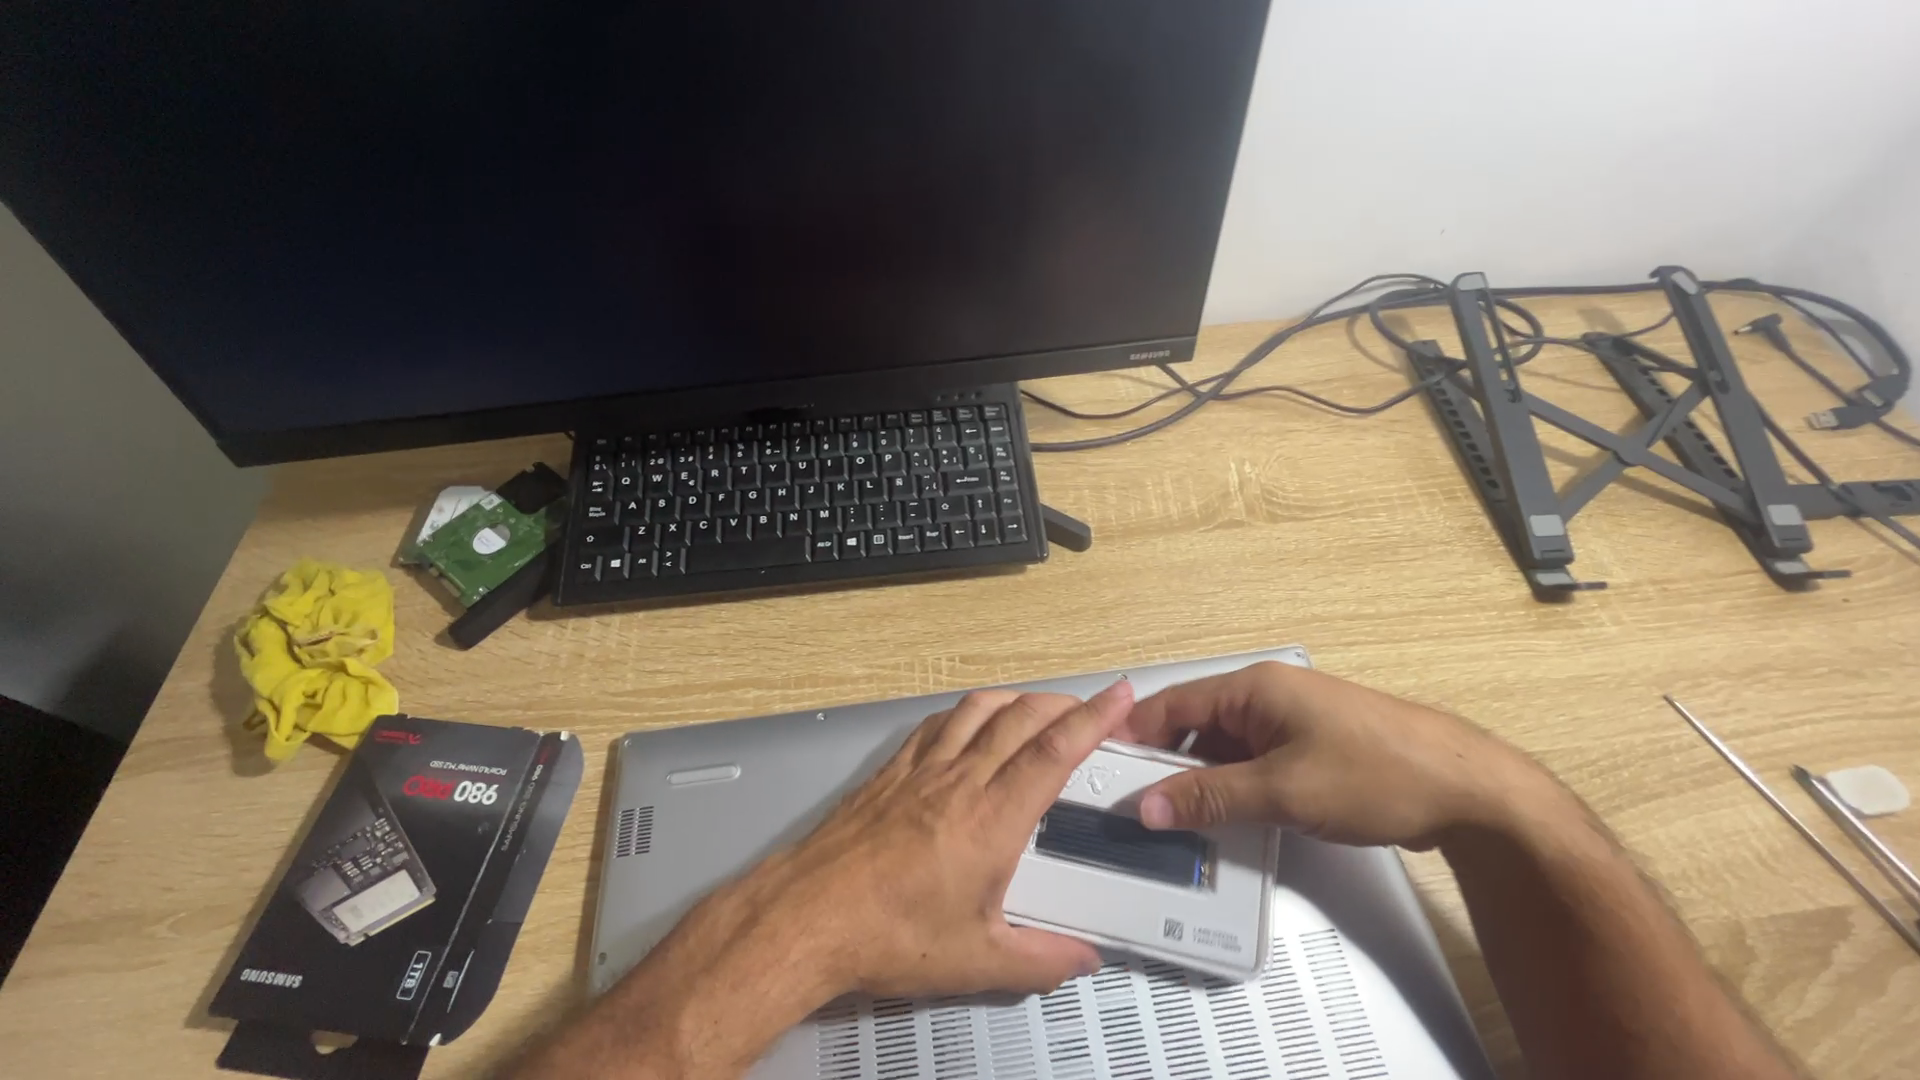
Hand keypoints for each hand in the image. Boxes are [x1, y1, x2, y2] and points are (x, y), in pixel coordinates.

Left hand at [740, 680, 1135, 997]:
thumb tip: (1079, 960)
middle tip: (1088, 707)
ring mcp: (921, 770)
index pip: (1055, 751)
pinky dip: (965, 713)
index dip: (1094, 718)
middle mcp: (959, 782)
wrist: (808, 916)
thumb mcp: (976, 961)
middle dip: (1064, 704)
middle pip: (1022, 718)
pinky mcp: (891, 772)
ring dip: (1016, 700)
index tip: (1118, 697)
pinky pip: (936, 724)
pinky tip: (967, 722)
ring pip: (978, 710)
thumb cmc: (883, 933)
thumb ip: (1040, 960)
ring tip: (1037, 707)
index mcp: (991, 819)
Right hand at [1116, 662, 1554, 849]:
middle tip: (1141, 803)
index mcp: (1253, 688)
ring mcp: (1289, 721)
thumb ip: (1209, 798)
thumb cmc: (1380, 773)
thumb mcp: (1283, 791)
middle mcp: (1266, 697)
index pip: (1171, 704)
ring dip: (1200, 778)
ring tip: (1179, 816)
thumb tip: (1150, 807)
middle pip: (1193, 725)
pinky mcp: (1308, 746)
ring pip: (1222, 747)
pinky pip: (1251, 761)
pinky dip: (1232, 785)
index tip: (1105, 769)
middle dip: (1166, 763)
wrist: (1469, 792)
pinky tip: (1226, 815)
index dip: (1134, 735)